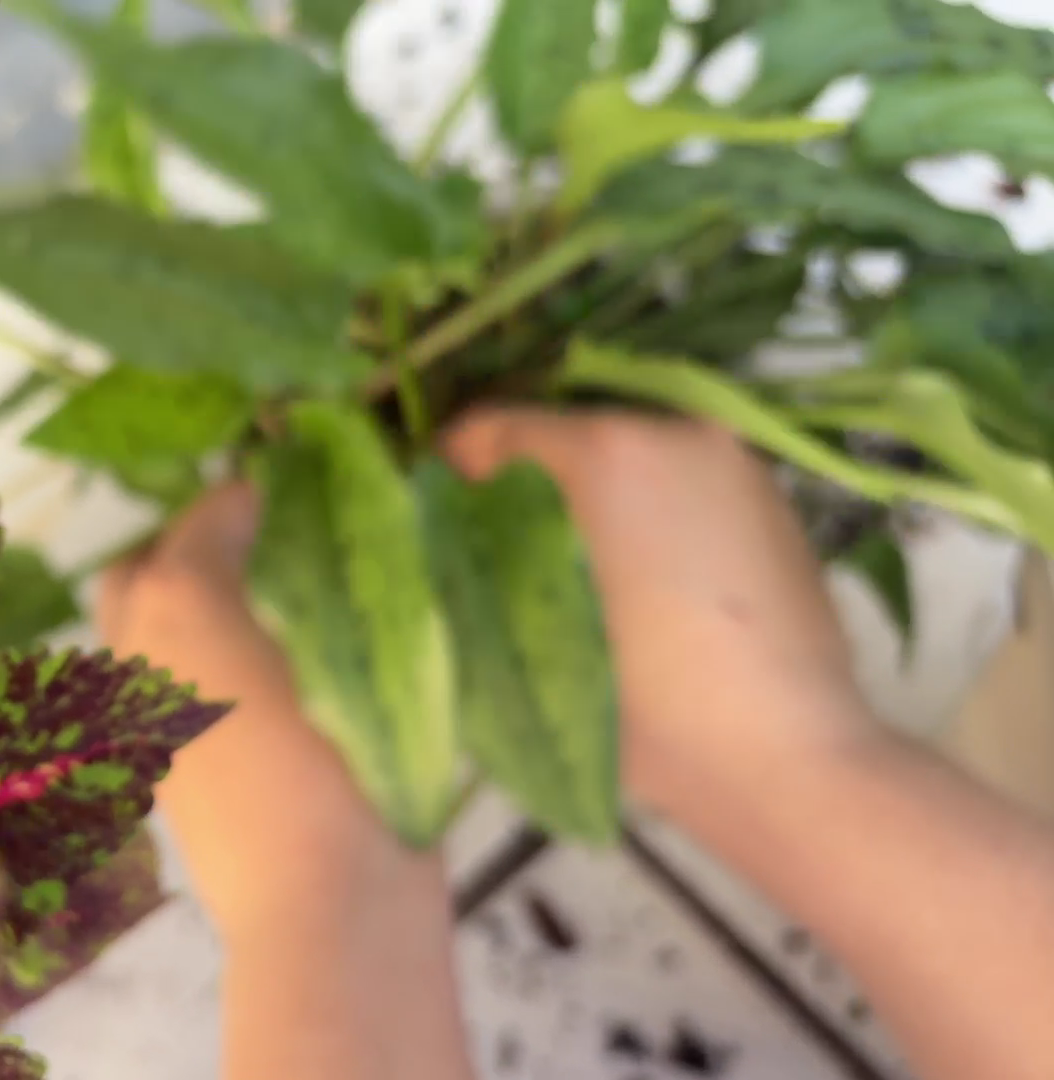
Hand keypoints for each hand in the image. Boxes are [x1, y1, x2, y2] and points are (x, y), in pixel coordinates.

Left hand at [97, 484, 416, 940]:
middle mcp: (138, 642)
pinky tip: (232, 672)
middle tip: (249, 553)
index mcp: (183, 596)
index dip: (248, 499)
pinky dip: (171, 656)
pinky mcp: (142, 758)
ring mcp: (131, 706)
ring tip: (240, 608)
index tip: (285, 498)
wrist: (314, 904)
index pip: (207, 516)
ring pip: (128, 627)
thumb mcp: (350, 656)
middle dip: (185, 548)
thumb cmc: (349, 770)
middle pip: (138, 570)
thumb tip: (299, 543)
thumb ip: (313, 584)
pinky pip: (139, 678)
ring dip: (171, 602)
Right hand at [443, 407, 882, 814]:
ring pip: (604, 454)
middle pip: (546, 434)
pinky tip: (620, 563)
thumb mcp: (511, 620)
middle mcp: (666, 429)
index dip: (441, 469)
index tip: (427, 516)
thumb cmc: (629, 694)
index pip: (484, 427)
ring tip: (553, 556)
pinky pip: (658, 475)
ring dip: (564, 491)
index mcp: (598, 451)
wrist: (779, 753)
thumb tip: (427, 524)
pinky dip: (623, 502)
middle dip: (504, 481)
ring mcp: (723, 455)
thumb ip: (459, 552)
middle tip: (482, 541)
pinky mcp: (762, 489)